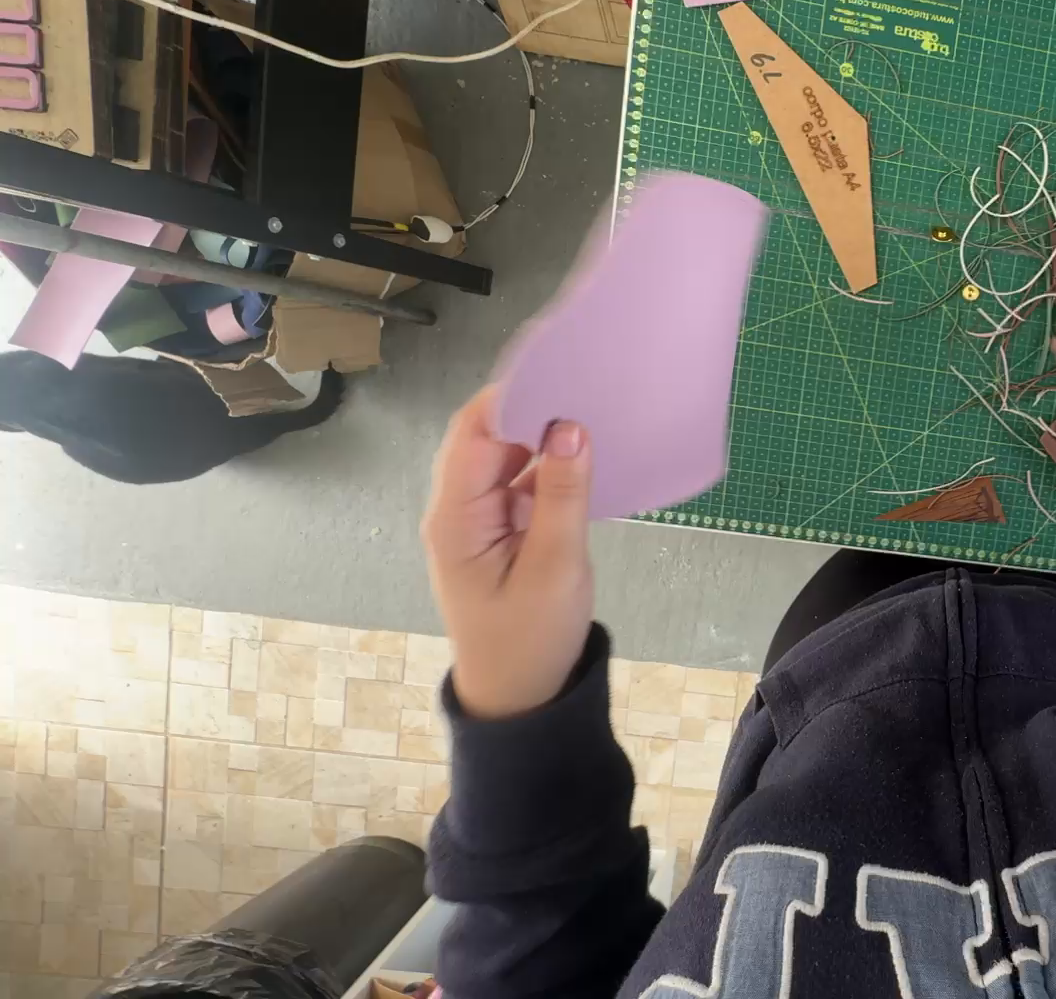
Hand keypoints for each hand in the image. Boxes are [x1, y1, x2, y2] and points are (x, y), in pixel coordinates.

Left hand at [421, 386, 594, 718]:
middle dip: (530, 409)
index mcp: (457, 517)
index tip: (561, 371)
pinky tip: (585, 454)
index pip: (474, 433)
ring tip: (592, 410)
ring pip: (506, 457)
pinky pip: (523, 482)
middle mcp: (460, 508)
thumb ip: (564, 494)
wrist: (523, 691)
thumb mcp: (556, 565)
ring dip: (543, 435)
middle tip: (586, 385)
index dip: (512, 397)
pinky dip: (551, 465)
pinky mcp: (505, 528)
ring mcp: (482, 518)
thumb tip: (571, 427)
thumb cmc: (533, 634)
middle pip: (486, 438)